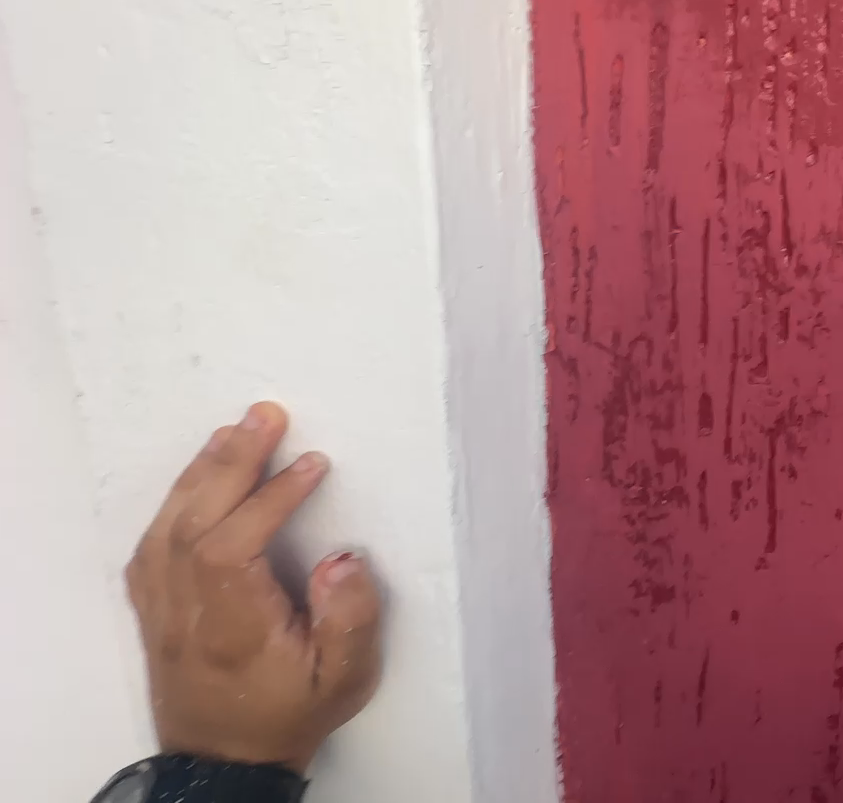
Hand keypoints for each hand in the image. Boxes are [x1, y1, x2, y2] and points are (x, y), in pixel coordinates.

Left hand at [125, 402, 382, 771]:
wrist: (227, 764)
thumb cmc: (296, 712)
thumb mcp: (346, 676)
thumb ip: (352, 617)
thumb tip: (343, 557)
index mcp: (234, 629)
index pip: (231, 550)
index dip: (269, 499)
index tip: (314, 463)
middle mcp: (186, 616)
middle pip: (190, 528)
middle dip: (228, 465)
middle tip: (263, 416)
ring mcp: (163, 614)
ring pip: (164, 533)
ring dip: (199, 476)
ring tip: (234, 431)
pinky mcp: (159, 612)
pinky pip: (152, 548)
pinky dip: (174, 504)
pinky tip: (199, 478)